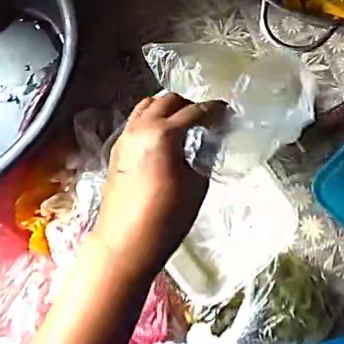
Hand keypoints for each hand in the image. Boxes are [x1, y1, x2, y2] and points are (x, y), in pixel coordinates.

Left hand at [93, 94, 212, 276]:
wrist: (125, 242)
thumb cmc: (165, 218)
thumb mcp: (196, 185)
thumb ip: (202, 157)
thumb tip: (205, 144)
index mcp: (162, 133)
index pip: (194, 111)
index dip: (214, 110)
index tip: (226, 112)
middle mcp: (140, 128)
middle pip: (167, 101)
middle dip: (189, 105)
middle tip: (207, 119)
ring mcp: (124, 137)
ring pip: (147, 107)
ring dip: (167, 109)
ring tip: (184, 124)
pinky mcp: (116, 149)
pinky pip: (136, 122)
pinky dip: (151, 120)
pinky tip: (163, 137)